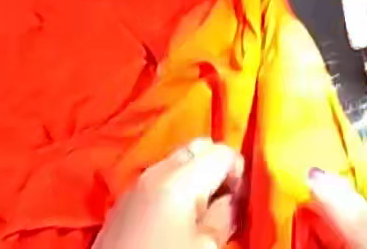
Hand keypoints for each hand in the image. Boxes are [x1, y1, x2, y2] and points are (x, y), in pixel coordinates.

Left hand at [95, 139, 245, 248]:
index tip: (242, 202)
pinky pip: (158, 178)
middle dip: (217, 167)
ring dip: (195, 177)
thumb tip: (233, 198)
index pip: (221, 152)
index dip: (239, 174)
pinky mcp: (124, 201)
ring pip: (177, 161)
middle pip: (197, 148)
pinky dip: (175, 187)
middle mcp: (156, 169)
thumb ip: (224, 217)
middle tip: (227, 204)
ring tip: (203, 214)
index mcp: (179, 178)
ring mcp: (136, 183)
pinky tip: (177, 219)